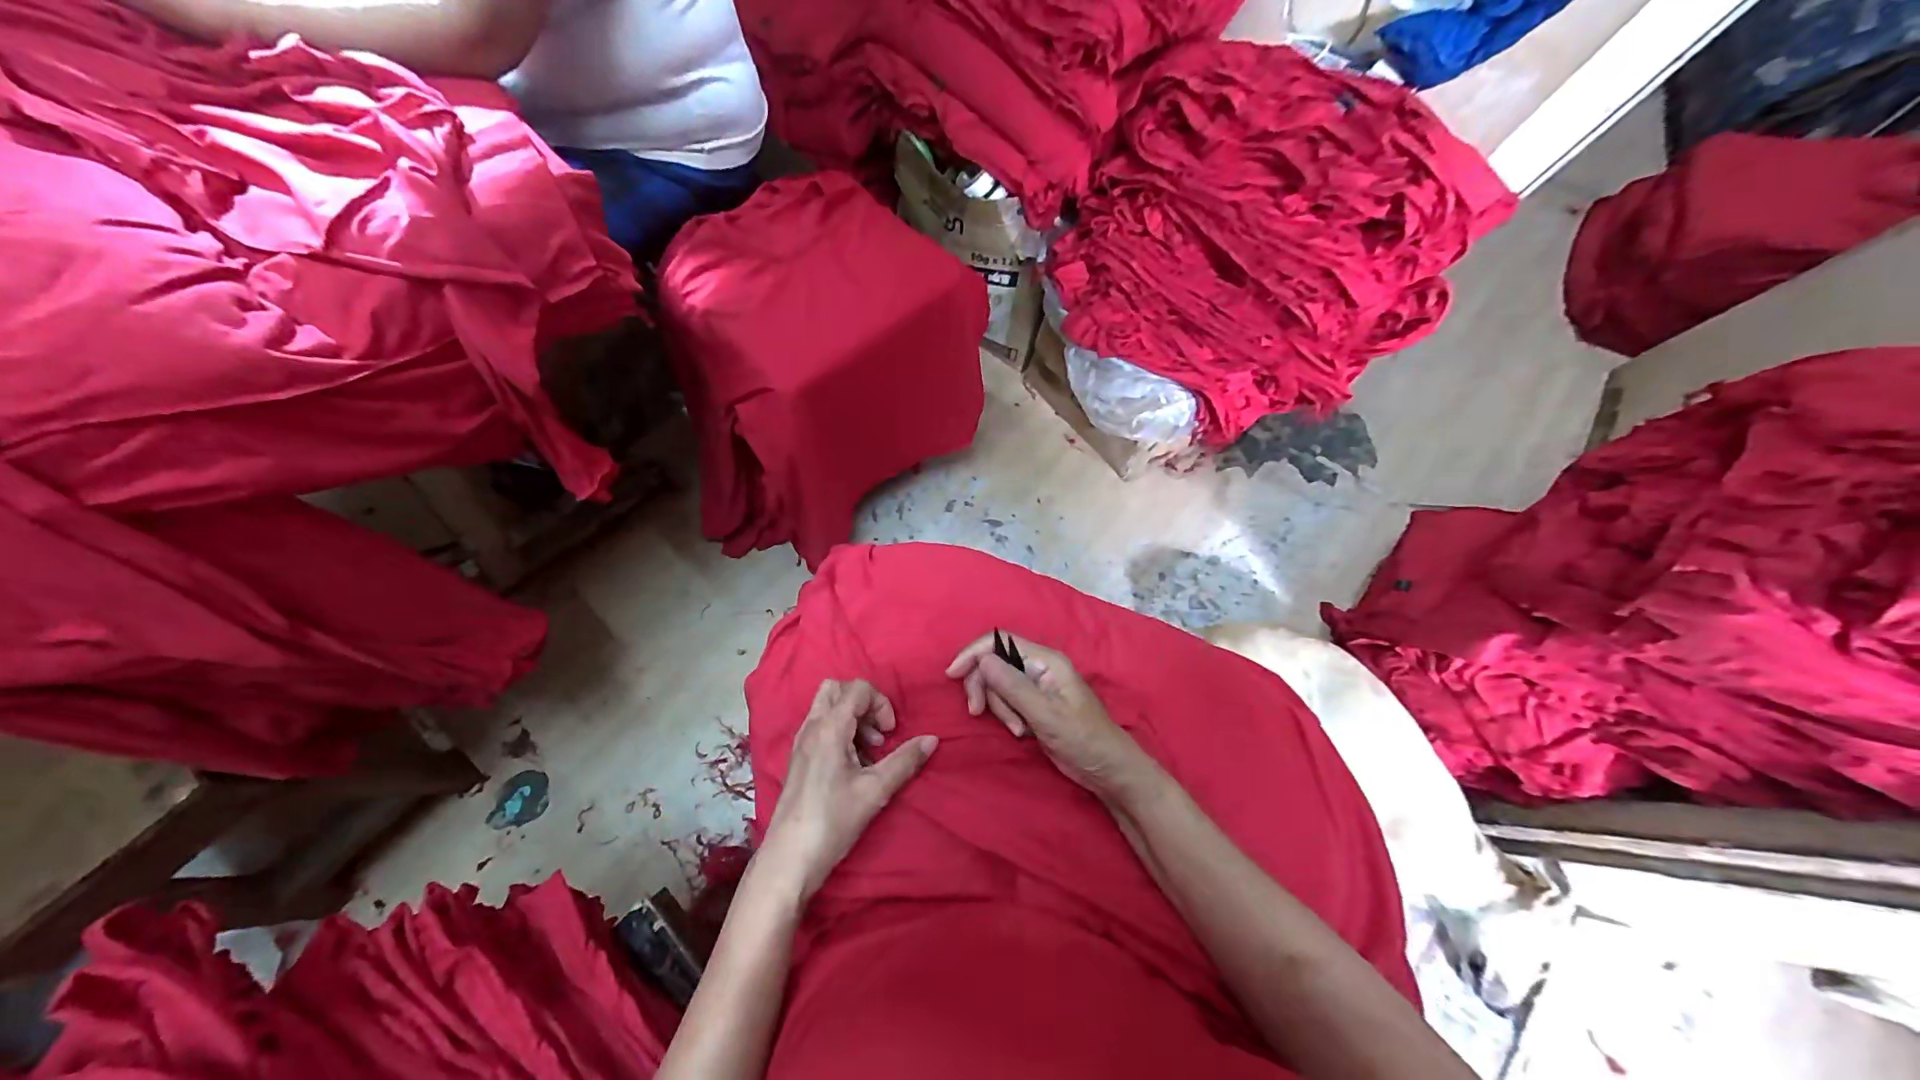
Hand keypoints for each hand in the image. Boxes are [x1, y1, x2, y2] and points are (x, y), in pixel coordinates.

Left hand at [759, 679, 937, 903]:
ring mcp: (801, 742)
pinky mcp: (799, 759)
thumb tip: (932, 739)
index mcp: (828, 727)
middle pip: (836, 689)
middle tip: (878, 733)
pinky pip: (821, 727)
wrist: (790, 858)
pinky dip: (840, 732)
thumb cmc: (834, 820)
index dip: (881, 703)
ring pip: (827, 708)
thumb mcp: (876, 790)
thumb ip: (905, 761)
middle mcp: (811, 727)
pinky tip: (853, 765)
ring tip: (870, 752)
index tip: (891, 733)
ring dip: (852, 718)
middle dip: (863, 703)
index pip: (858, 689)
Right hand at [945, 632, 1154, 802]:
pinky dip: (1007, 715)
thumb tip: (983, 659)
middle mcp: (1040, 667)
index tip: (952, 675)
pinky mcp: (1035, 704)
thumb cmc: (1083, 740)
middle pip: (994, 664)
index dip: (973, 654)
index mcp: (1046, 660)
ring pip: (998, 685)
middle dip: (986, 688)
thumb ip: (1013, 686)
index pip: (1000, 642)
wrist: (1107, 769)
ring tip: (1018, 731)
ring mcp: (1037, 686)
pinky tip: (1021, 732)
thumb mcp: (1046, 715)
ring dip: (999, 708)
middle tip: (978, 713)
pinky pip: (1008, 701)